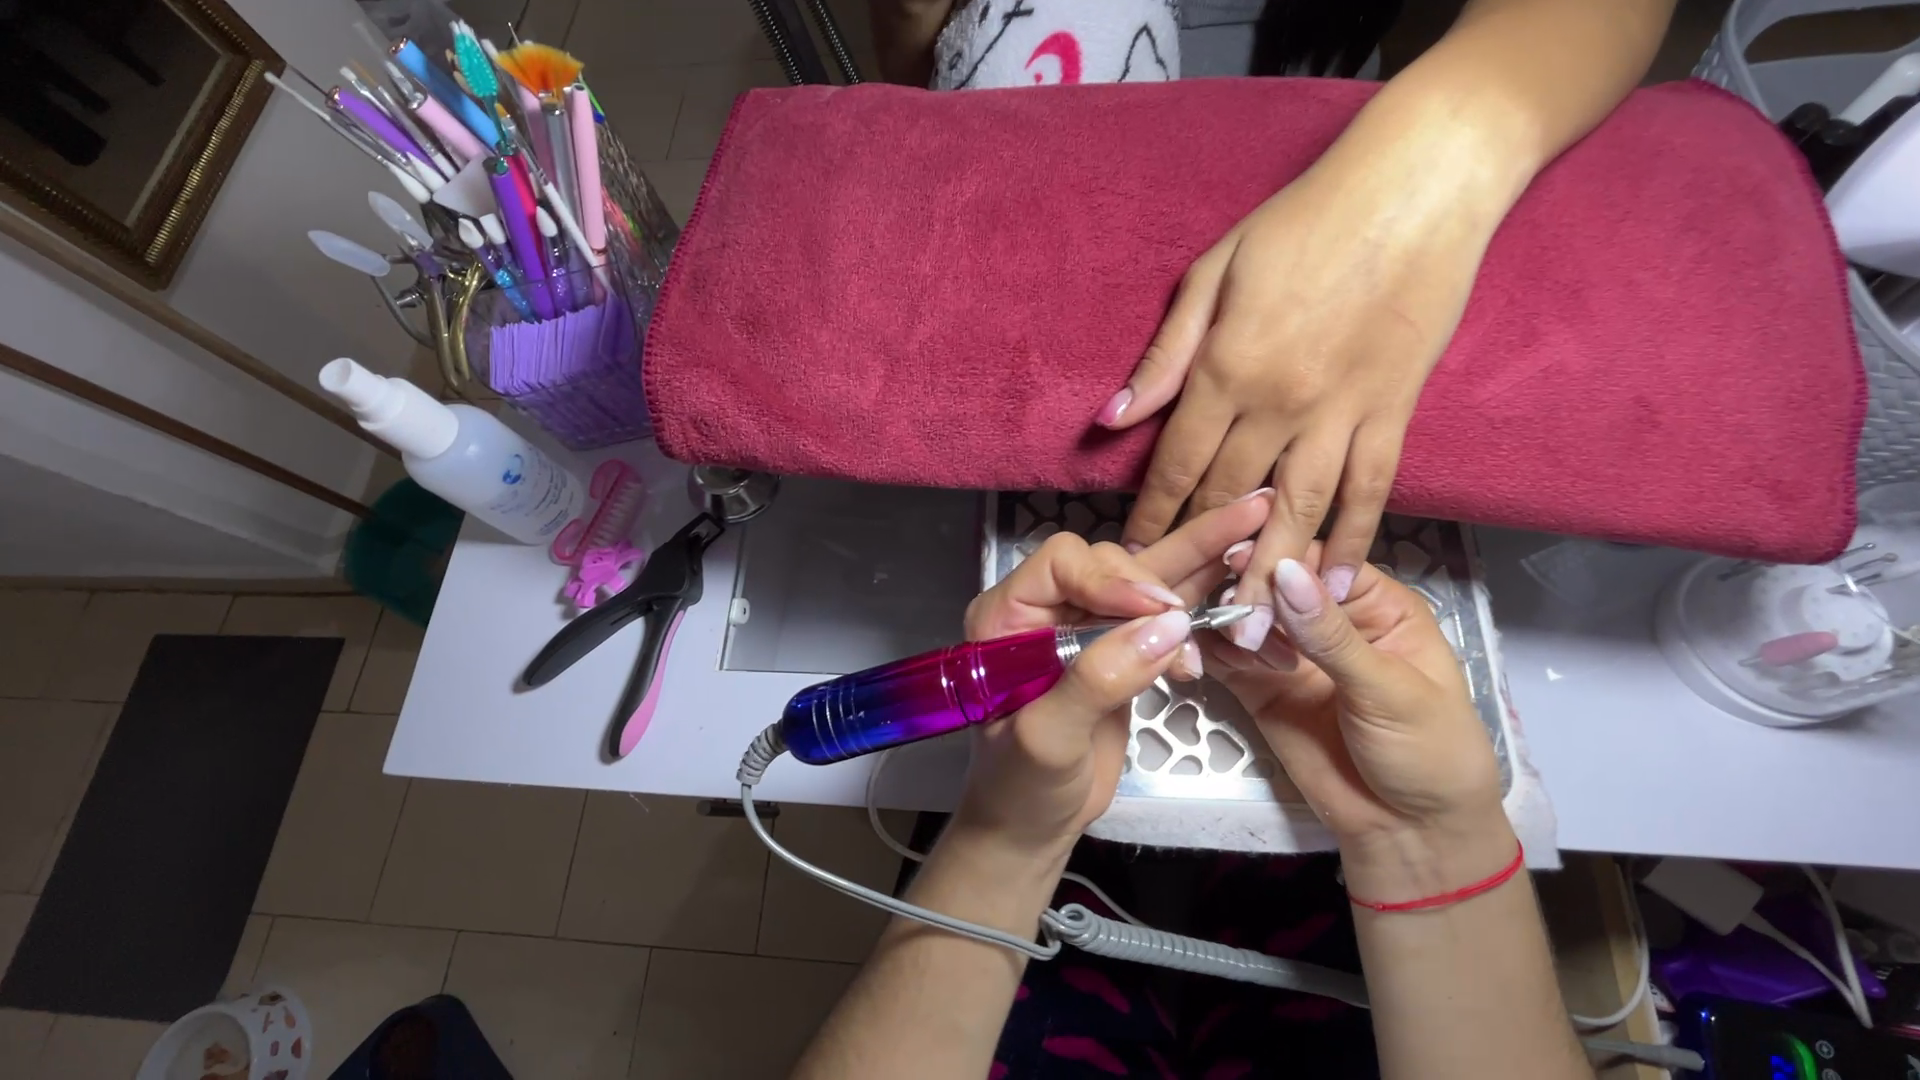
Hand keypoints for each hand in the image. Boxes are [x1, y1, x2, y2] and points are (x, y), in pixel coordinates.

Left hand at [952, 493, 1272, 859]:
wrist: (1033, 823)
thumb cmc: (1020, 785)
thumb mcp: (1048, 738)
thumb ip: (1098, 680)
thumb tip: (1167, 627)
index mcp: (1007, 616)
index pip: (1061, 563)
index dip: (1111, 578)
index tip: (1155, 610)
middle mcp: (1045, 608)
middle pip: (1107, 564)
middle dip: (1154, 583)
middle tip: (1190, 617)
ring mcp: (1084, 625)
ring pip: (1142, 580)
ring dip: (1196, 564)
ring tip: (1254, 532)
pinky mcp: (1118, 647)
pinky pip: (1159, 616)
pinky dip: (1197, 610)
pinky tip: (1232, 612)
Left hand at [1108, 151, 1497, 649]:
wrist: (1417, 188)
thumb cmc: (1301, 224)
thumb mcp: (1212, 275)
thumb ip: (1164, 357)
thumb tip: (1112, 418)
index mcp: (1226, 370)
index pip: (1175, 466)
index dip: (1151, 518)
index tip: (1134, 559)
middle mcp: (1279, 405)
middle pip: (1227, 499)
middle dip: (1199, 559)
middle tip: (1179, 613)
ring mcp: (1342, 414)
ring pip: (1295, 510)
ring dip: (1267, 573)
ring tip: (1247, 630)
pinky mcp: (1395, 414)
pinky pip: (1370, 491)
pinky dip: (1349, 542)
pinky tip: (1329, 584)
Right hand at [1205, 546, 1509, 900]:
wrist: (1408, 835)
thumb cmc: (1429, 753)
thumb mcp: (1390, 690)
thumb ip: (1331, 635)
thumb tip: (1285, 571)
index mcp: (1374, 605)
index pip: (1321, 561)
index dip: (1283, 556)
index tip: (1243, 558)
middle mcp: (1325, 619)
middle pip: (1273, 584)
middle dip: (1247, 590)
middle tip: (1226, 606)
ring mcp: (1287, 653)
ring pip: (1242, 617)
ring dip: (1224, 621)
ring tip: (1222, 640)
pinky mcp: (1256, 686)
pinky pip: (1223, 658)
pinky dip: (1205, 652)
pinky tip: (1196, 656)